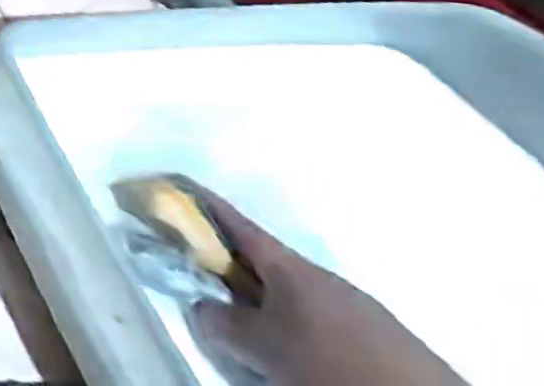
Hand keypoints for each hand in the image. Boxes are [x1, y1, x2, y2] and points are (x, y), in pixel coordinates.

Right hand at [184, 182, 466, 385]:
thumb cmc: (334, 363)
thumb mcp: (265, 347)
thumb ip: (222, 322)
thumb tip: (200, 307)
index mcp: (287, 263)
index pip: (230, 218)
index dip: (195, 198)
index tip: (166, 180)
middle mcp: (317, 274)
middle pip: (257, 257)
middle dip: (223, 259)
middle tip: (193, 268)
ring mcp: (352, 304)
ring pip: (287, 289)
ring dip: (258, 295)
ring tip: (240, 317)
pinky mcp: (377, 336)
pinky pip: (315, 315)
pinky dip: (289, 320)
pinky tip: (289, 346)